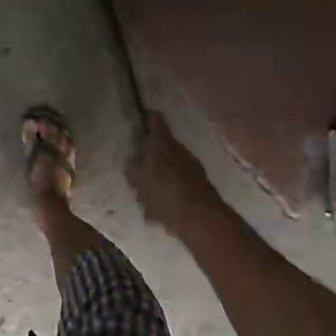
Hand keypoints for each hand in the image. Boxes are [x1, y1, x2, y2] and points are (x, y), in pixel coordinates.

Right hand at [126, 111, 223, 237]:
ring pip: (170, 162)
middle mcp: (178, 148)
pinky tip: (165, 206)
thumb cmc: (165, 196)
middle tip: (139, 169)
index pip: (154, 119)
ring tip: (151, 194)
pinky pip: (180, 177)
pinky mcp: (200, 179)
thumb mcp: (139, 184)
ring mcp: (191, 163)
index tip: (139, 120)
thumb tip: (132, 165)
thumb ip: (133, 172)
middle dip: (150, 154)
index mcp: (160, 144)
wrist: (203, 218)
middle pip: (161, 144)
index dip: (146, 117)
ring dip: (161, 172)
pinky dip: (172, 185)